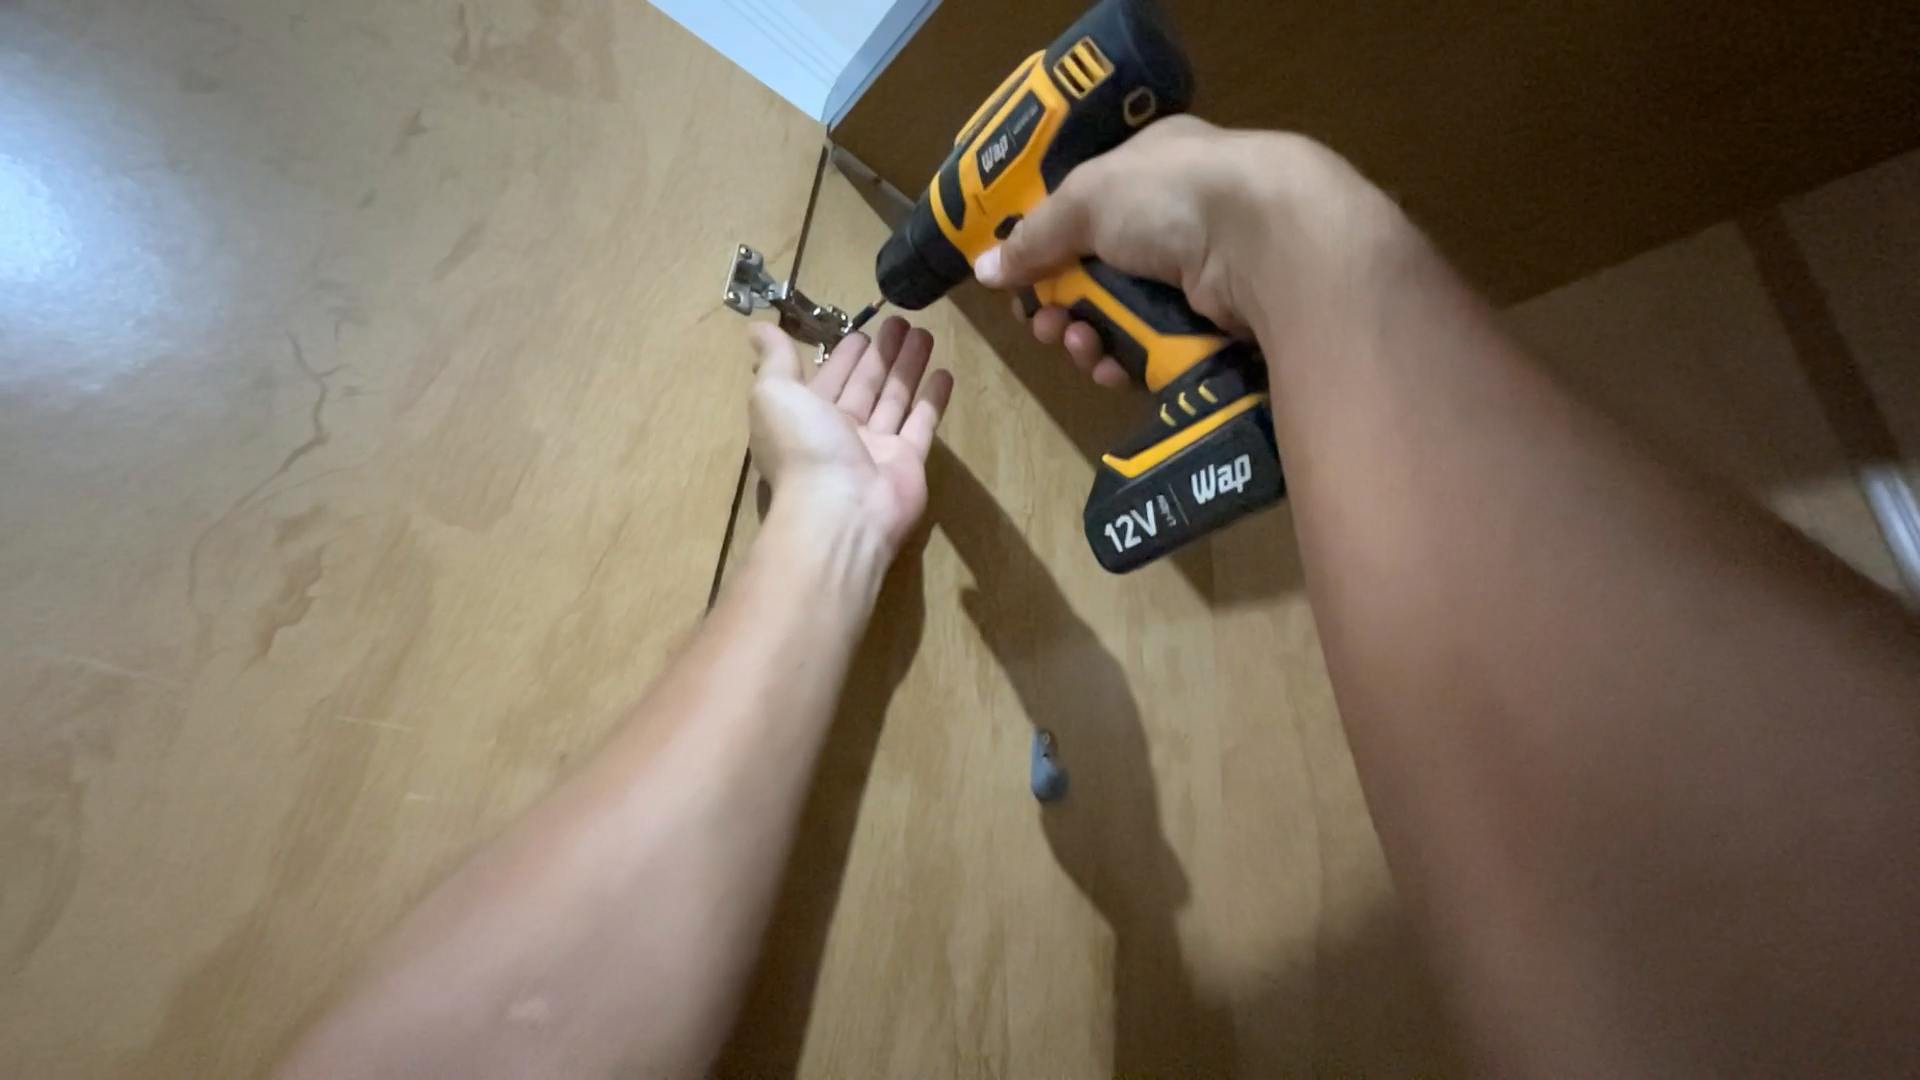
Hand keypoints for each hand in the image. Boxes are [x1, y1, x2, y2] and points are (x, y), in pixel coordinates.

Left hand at [748, 317, 953, 555]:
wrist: (841, 510)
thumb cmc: (803, 447)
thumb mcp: (774, 394)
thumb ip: (775, 360)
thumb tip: (759, 329)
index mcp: (806, 418)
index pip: (828, 380)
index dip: (843, 356)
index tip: (862, 332)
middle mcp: (840, 434)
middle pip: (864, 386)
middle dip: (881, 355)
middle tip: (901, 322)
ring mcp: (877, 449)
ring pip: (895, 400)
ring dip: (908, 367)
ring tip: (924, 334)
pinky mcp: (908, 462)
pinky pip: (921, 424)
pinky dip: (932, 399)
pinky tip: (945, 373)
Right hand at [973, 116, 1385, 386]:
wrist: (1265, 241)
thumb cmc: (1169, 198)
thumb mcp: (1086, 201)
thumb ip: (1033, 238)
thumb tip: (982, 271)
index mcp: (1146, 173)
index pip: (1082, 215)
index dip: (1044, 253)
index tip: (1017, 286)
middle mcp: (1171, 222)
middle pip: (1093, 277)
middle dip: (1058, 307)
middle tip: (1041, 328)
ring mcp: (1191, 277)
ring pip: (1117, 321)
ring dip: (1084, 339)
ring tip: (1076, 346)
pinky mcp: (1205, 327)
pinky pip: (1147, 352)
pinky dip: (1120, 361)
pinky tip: (1106, 366)